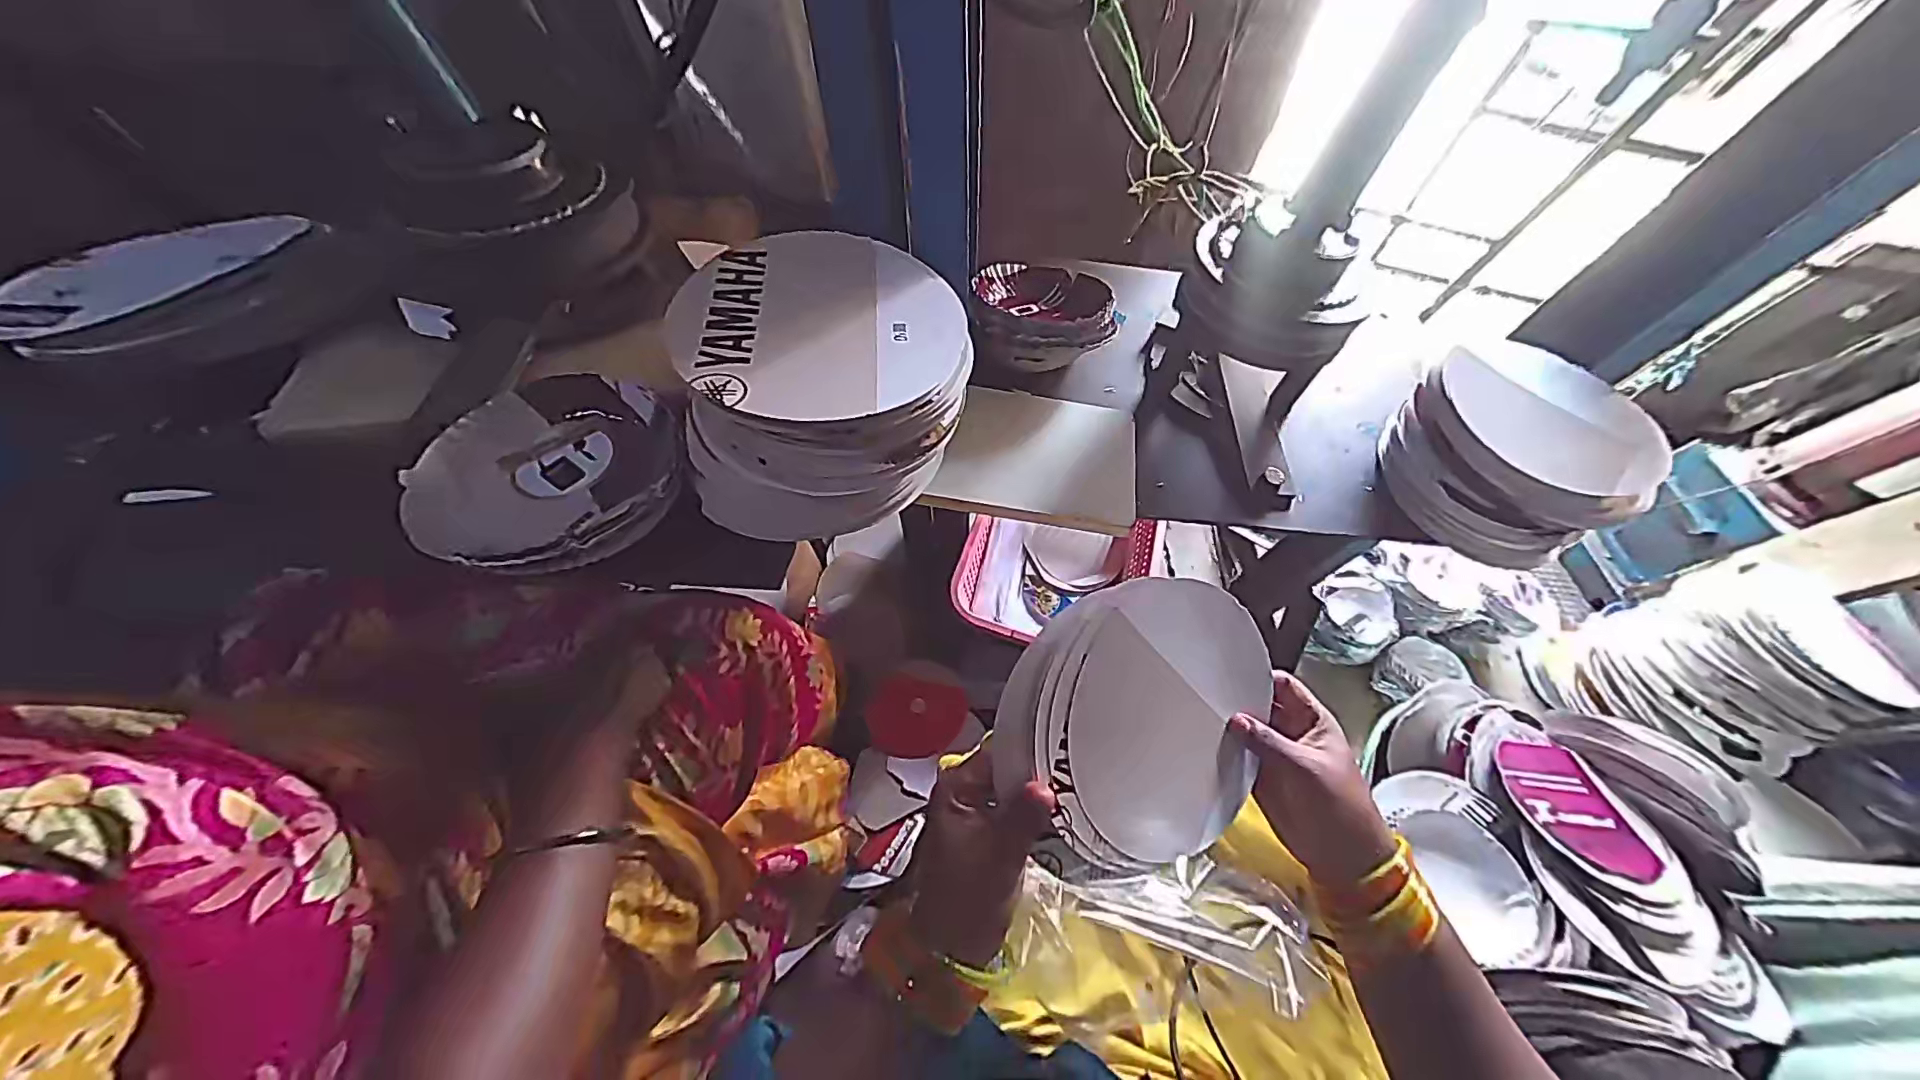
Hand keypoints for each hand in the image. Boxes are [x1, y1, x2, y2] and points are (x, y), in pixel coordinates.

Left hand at [907, 742, 1057, 966]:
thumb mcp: (1000, 855)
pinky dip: (1034, 810)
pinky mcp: (990, 830)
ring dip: (1038, 791)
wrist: (952, 946)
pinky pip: (1016, 808)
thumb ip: (1022, 818)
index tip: (1062, 748)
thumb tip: (1046, 786)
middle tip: (1076, 767)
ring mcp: (977, 810)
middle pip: (1007, 767)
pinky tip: (1061, 810)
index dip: (1029, 748)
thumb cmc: (967, 898)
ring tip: (1074, 785)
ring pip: (1013, 788)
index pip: (998, 751)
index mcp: (957, 787)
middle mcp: (965, 791)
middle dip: (1037, 770)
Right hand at [1228, 672, 1396, 889]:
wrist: (1342, 856)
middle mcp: (1291, 733)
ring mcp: (1275, 754)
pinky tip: (1208, 744)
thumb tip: (1237, 720)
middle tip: (1209, 694)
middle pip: (1259, 705)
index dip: (1260, 677)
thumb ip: (1268, 741)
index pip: (1283, 686)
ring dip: (1228, 726)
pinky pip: (1238, 755)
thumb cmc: (1342, 807)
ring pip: (1246, 730)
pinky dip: (1224, 750)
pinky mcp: (1261, 776)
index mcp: (1312, 721)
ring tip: (1203, 716)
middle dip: (1237, 700)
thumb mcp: (1305, 767)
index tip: (1231, 673)